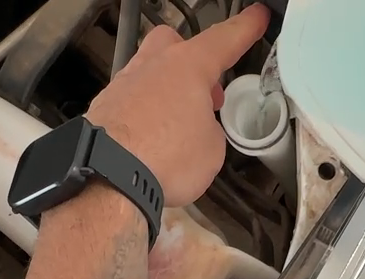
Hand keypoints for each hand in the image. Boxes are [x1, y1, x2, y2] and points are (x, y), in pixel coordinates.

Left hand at [86, 5, 269, 207]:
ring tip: (180, 127)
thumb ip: (210, 129)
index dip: (245, 28)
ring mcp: (126, 82)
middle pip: (176, 46)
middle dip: (193, 62)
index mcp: (188, 67)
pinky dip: (147, 116)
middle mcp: (154, 64)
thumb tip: (200, 129)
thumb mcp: (212, 150)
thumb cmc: (167, 158)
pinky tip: (154, 140)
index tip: (257, 16)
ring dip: (169, 94)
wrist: (112, 176)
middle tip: (207, 91)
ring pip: (153, 73)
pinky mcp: (107, 106)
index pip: (224, 40)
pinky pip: (135, 102)